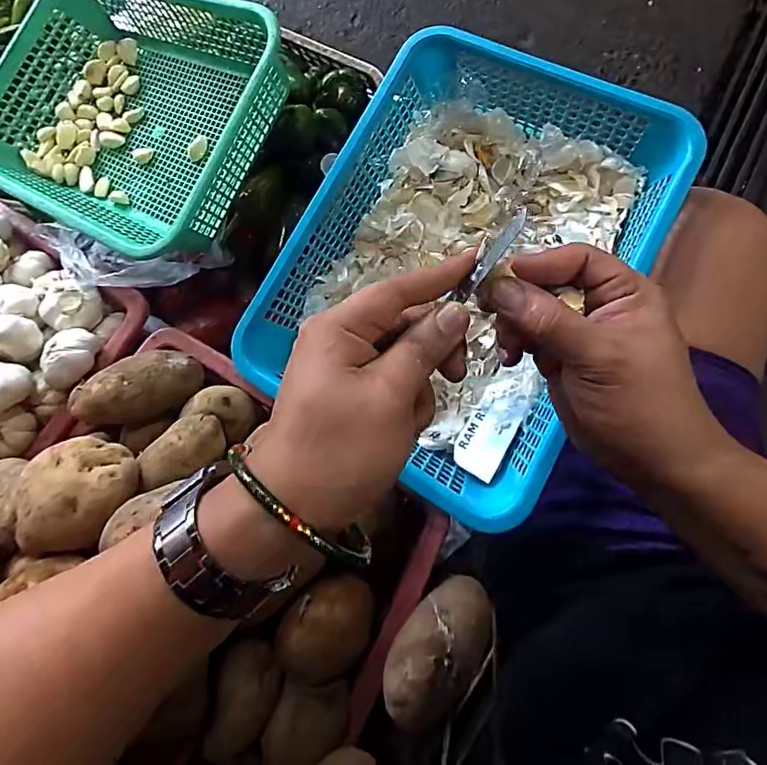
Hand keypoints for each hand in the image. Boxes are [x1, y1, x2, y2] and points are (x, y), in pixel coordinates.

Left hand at [249, 252, 474, 528]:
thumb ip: (424, 347)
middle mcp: (339, 337)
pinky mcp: (348, 391)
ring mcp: (343, 365)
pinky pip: (391, 382)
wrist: (290, 509)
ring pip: (403, 356)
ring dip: (418, 385)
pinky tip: (399, 429)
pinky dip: (404, 402)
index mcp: (340, 327)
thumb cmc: (340, 450)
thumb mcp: (390, 396)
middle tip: (458, 376)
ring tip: (409, 421)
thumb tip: (455, 310)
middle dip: (433, 349)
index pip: (398, 289)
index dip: (440, 275)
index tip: (476, 257)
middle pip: (405, 323)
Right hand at [484, 243, 742, 489]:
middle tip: (490, 312)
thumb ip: (548, 319)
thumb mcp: (596, 355)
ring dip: (513, 323)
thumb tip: (499, 286)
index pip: (576, 258)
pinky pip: (529, 335)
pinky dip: (515, 342)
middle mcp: (599, 303)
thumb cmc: (639, 402)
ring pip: (531, 308)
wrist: (655, 464)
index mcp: (624, 291)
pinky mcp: (560, 355)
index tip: (502, 276)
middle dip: (519, 297)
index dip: (540, 262)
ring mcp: (577, 330)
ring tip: (509, 348)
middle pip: (547, 281)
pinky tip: (511, 359)